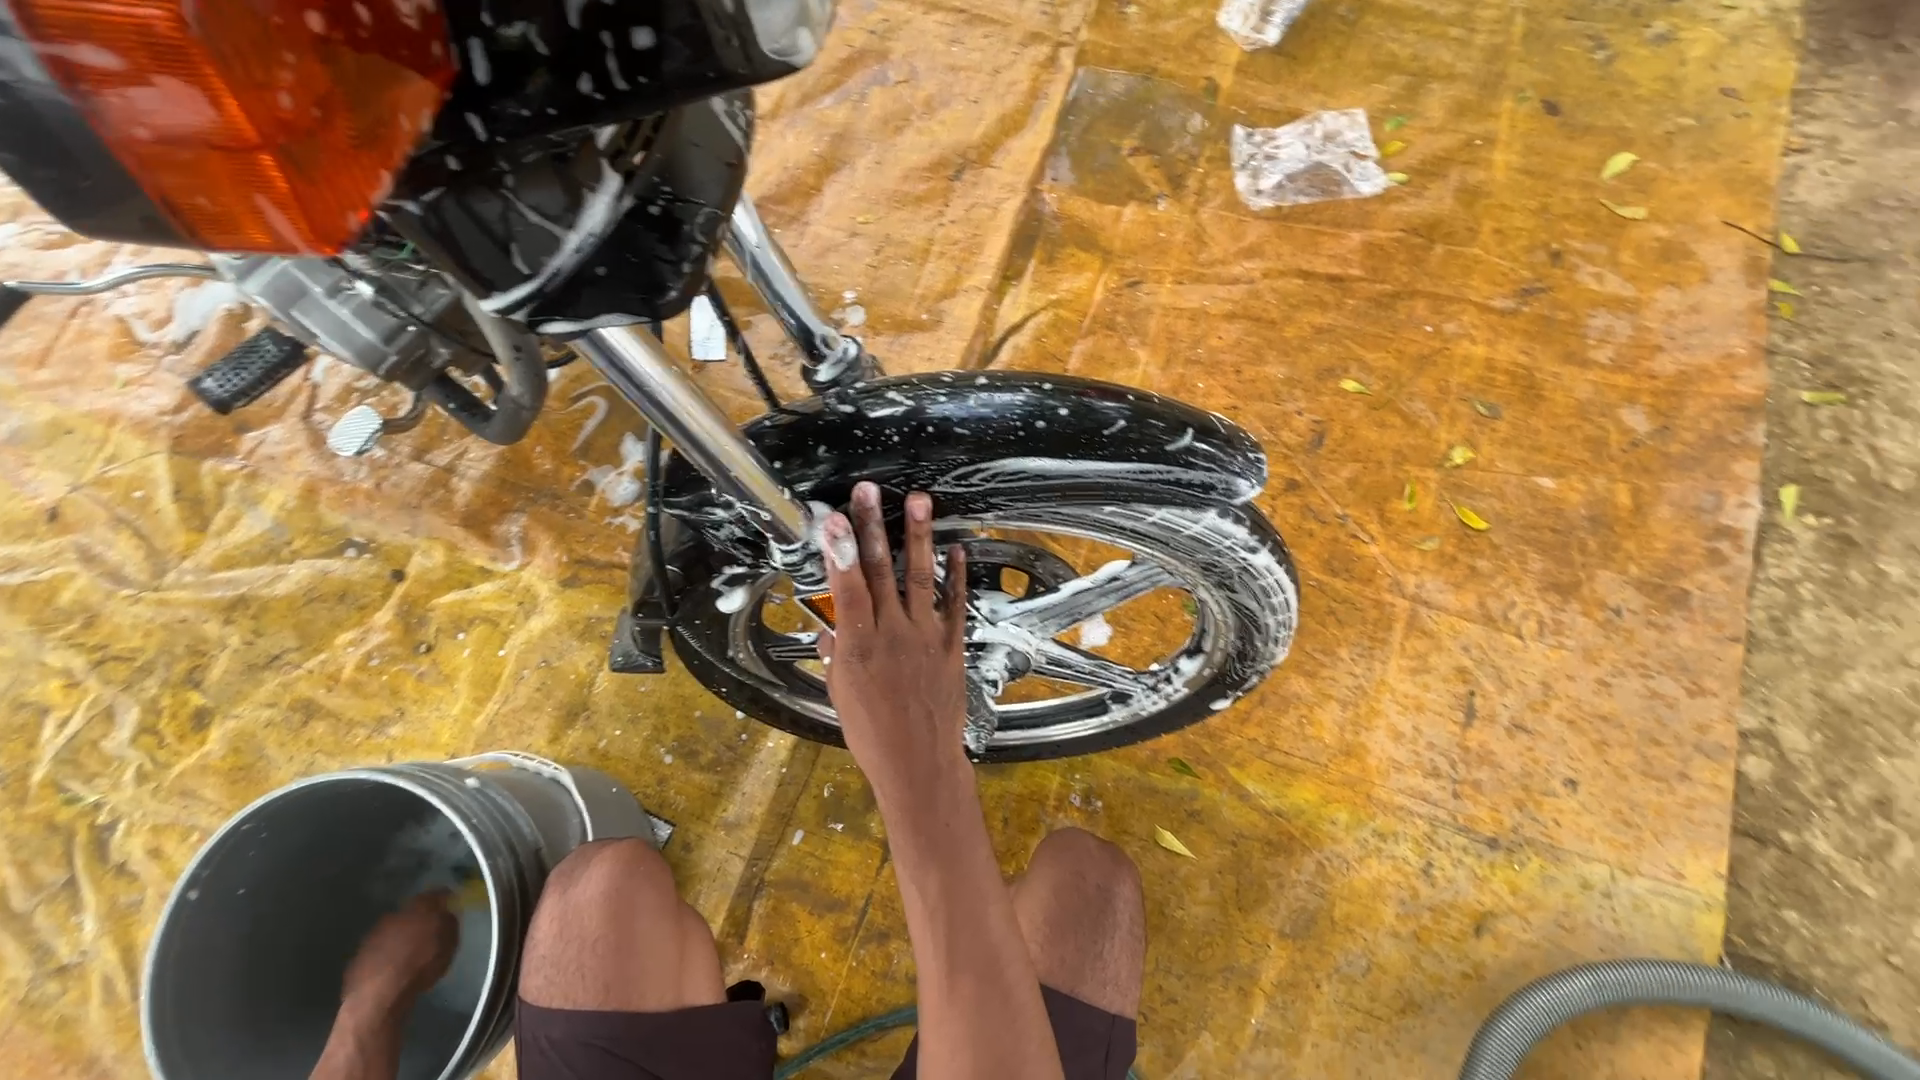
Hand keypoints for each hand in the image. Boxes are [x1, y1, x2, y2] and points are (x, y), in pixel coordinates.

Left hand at [341, 890, 458, 1012]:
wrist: (378, 994)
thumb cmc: (422, 964)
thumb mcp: (450, 943)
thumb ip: (450, 924)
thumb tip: (446, 915)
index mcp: (420, 907)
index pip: (437, 894)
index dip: (445, 899)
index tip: (451, 906)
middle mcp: (395, 914)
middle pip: (412, 912)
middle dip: (420, 919)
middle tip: (429, 933)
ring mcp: (373, 934)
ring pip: (393, 930)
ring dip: (401, 937)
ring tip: (409, 954)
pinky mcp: (358, 955)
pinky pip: (379, 949)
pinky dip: (386, 954)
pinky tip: (392, 968)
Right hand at [819, 482, 969, 805]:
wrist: (920, 762)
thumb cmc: (871, 734)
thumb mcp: (839, 695)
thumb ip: (836, 655)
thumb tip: (833, 627)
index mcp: (858, 646)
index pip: (847, 588)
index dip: (839, 550)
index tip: (832, 518)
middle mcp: (893, 633)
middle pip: (880, 571)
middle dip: (872, 526)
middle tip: (867, 490)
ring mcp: (926, 636)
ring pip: (919, 577)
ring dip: (918, 536)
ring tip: (919, 499)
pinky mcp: (952, 646)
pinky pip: (955, 605)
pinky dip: (957, 576)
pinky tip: (958, 549)